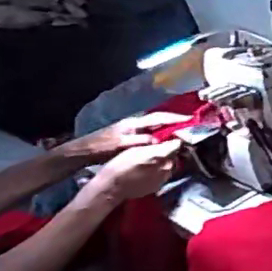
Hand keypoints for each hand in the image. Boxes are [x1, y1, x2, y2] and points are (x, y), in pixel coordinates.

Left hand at [60, 113, 183, 163]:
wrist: (80, 153)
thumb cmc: (100, 148)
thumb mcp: (122, 145)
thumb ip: (141, 141)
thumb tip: (159, 140)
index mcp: (134, 123)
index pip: (159, 117)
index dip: (175, 118)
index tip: (190, 119)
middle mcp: (134, 123)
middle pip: (158, 119)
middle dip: (174, 121)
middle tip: (188, 125)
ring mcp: (130, 128)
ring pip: (154, 126)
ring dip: (167, 128)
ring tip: (179, 133)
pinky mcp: (128, 135)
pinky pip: (149, 132)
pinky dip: (159, 134)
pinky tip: (163, 141)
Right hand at [81, 141, 182, 204]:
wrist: (112, 187)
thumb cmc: (120, 165)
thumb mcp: (136, 149)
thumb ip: (155, 145)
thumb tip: (167, 142)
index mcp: (162, 154)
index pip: (178, 144)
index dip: (174, 141)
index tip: (169, 140)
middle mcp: (168, 166)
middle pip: (175, 155)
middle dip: (169, 152)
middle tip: (157, 153)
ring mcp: (165, 177)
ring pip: (170, 166)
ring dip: (164, 163)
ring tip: (151, 164)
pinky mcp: (160, 186)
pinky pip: (163, 176)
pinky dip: (159, 173)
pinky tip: (148, 173)